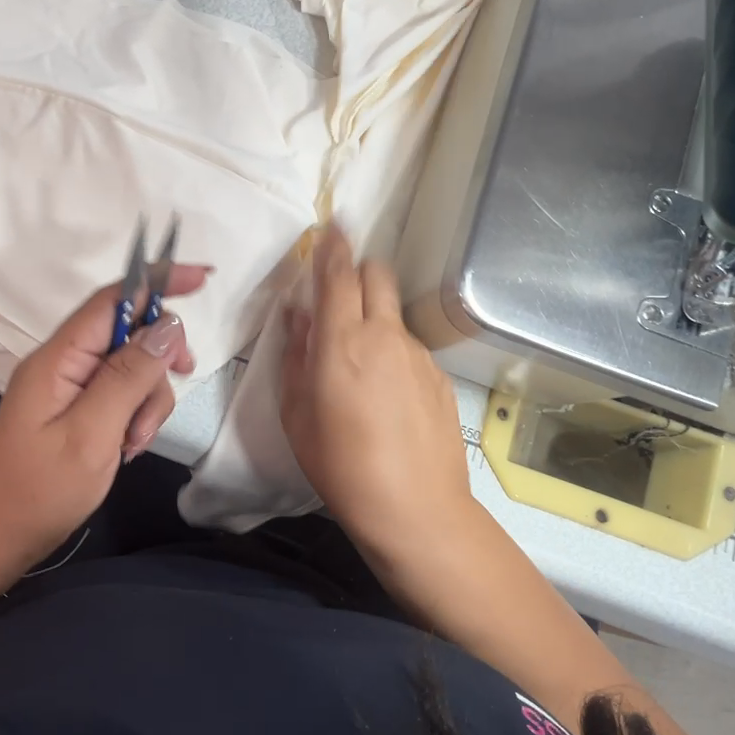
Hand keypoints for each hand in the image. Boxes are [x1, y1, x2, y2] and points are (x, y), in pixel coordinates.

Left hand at [0, 266, 204, 551]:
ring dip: (145, 402)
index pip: (111, 300)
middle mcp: (62, 364)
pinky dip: (133, 418)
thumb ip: (129, 377)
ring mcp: (68, 388)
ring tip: (133, 445)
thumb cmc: (42, 491)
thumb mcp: (92, 434)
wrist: (2, 539)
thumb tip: (167, 325)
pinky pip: (118, 397)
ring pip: (130, 370)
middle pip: (128, 335)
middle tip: (170, 394)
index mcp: (57, 360)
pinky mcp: (75, 411)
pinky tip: (127, 448)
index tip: (202, 279)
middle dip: (156, 365)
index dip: (156, 283)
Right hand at [279, 224, 472, 542]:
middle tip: (336, 289)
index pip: (338, 275)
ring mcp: (417, 356)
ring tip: (356, 361)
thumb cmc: (339, 464)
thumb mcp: (297, 414)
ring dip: (372, 316)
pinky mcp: (438, 378)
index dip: (332, 246)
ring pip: (392, 313)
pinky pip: (408, 347)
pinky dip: (390, 350)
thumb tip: (298, 318)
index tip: (330, 225)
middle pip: (378, 275)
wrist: (414, 509)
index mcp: (342, 342)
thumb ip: (296, 357)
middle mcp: (384, 337)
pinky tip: (383, 394)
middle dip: (358, 268)